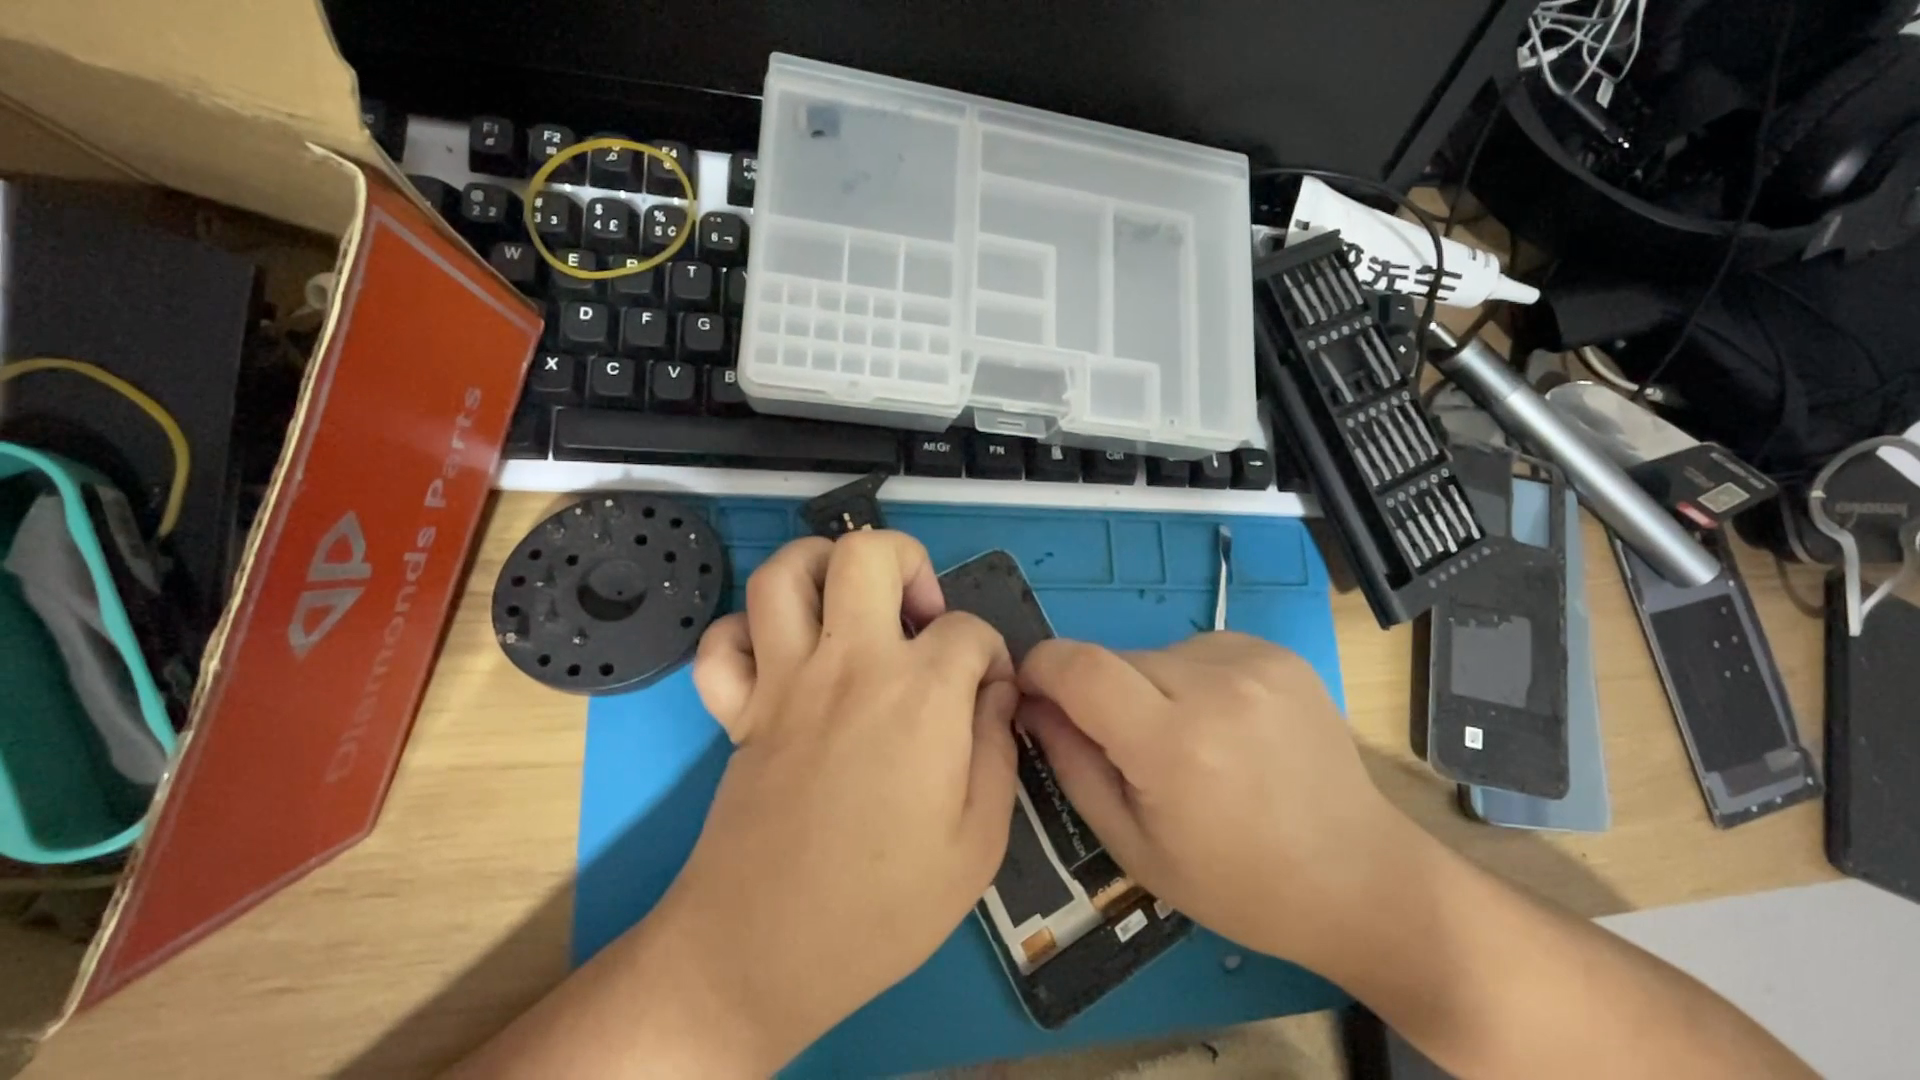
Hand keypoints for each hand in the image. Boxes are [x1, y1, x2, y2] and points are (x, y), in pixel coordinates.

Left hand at [667, 531, 1018, 1068]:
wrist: (764, 952)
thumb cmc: (884, 906)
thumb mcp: (980, 843)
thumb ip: (997, 751)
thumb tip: (995, 693)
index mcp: (920, 694)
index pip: (968, 628)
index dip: (990, 654)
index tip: (987, 693)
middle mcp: (849, 663)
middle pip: (867, 552)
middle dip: (907, 563)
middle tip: (919, 618)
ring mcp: (783, 680)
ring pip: (785, 572)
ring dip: (824, 570)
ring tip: (852, 612)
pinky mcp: (736, 709)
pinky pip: (723, 641)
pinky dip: (746, 635)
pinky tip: (781, 660)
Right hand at [1017, 632, 1419, 967]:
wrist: (1359, 877)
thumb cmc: (1238, 884)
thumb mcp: (1133, 846)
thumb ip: (1071, 765)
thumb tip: (1030, 705)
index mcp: (1173, 743)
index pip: (1077, 666)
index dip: (1040, 668)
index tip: (1032, 693)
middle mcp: (1215, 685)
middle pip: (1114, 659)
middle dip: (1098, 694)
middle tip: (1125, 749)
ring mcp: (1255, 662)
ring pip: (1156, 653)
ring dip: (1147, 688)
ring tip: (1185, 743)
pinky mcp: (1280, 653)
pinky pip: (1199, 650)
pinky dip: (1190, 680)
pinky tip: (1222, 726)